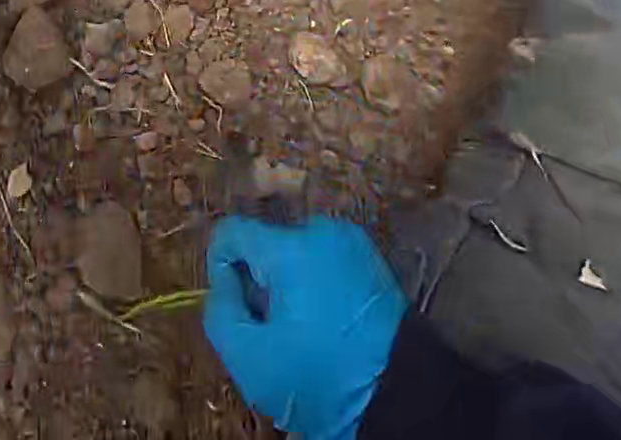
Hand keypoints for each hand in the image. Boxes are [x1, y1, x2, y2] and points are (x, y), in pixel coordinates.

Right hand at [204, 216, 407, 439]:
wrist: (400, 389)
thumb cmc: (321, 375)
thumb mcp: (252, 359)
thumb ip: (221, 312)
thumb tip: (223, 281)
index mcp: (290, 247)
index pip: (232, 232)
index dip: (222, 269)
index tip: (237, 307)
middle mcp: (320, 229)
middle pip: (266, 245)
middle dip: (260, 283)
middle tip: (274, 328)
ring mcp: (349, 239)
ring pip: (294, 253)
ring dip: (288, 283)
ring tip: (305, 328)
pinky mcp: (369, 254)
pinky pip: (324, 257)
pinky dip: (315, 282)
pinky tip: (327, 320)